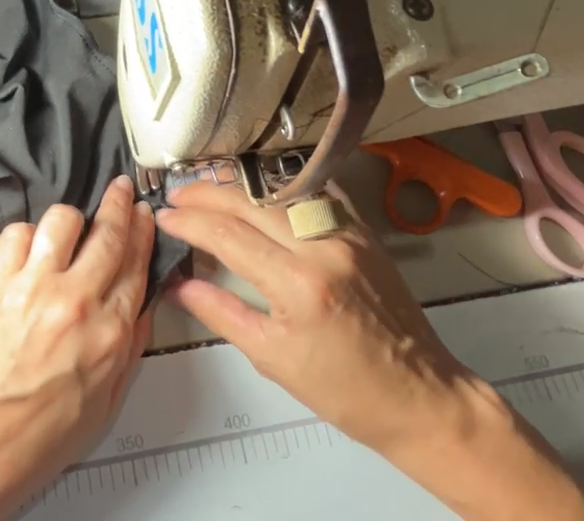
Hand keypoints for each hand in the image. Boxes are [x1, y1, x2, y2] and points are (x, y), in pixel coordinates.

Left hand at [0, 174, 156, 518]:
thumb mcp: (102, 408)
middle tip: (121, 190)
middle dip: (119, 203)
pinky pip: (15, 234)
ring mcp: (34, 289)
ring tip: (72, 224)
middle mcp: (76, 303)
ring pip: (62, 220)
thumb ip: (127, 352)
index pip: (136, 265)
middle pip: (108, 233)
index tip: (146, 216)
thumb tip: (139, 313)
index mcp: (108, 335)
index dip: (144, 233)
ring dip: (71, 217)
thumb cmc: (28, 440)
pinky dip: (25, 233)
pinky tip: (29, 245)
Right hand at [155, 180, 475, 455]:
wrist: (420, 395)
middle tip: (177, 195)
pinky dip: (283, 187)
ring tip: (208, 188)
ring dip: (240, 187)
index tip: (163, 217)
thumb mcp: (272, 358)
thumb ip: (221, 313)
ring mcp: (347, 234)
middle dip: (207, 195)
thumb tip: (178, 285)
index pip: (228, 235)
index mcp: (298, 284)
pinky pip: (316, 194)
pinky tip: (262, 188)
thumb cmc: (344, 391)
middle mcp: (322, 247)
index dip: (189, 222)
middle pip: (250, 203)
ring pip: (281, 191)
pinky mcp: (363, 231)